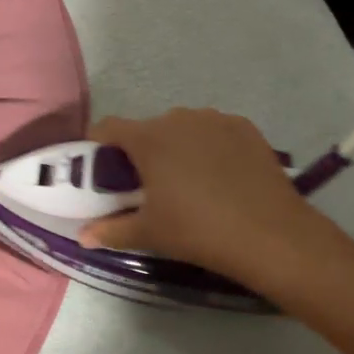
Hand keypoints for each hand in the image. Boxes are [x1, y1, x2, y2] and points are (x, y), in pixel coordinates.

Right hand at [78, 108, 336, 287]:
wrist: (270, 234)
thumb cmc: (199, 231)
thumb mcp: (151, 234)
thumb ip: (112, 230)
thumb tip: (83, 236)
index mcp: (148, 138)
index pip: (108, 128)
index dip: (99, 145)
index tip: (101, 168)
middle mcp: (177, 117)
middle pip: (148, 129)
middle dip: (144, 152)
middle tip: (151, 187)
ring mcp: (214, 118)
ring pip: (183, 128)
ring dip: (179, 147)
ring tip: (192, 184)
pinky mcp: (244, 126)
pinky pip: (215, 132)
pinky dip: (211, 148)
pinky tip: (223, 177)